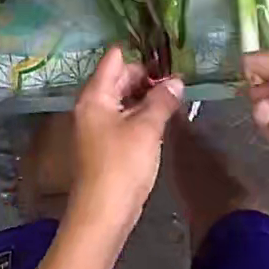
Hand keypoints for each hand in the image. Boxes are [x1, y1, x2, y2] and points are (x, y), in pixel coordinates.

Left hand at [68, 46, 181, 233]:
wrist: (103, 212)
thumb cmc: (123, 165)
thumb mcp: (147, 129)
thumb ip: (162, 100)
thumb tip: (176, 81)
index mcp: (95, 95)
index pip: (114, 59)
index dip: (140, 56)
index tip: (168, 59)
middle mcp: (91, 104)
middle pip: (118, 78)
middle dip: (146, 77)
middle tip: (178, 82)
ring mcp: (95, 124)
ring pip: (122, 99)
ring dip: (145, 97)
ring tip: (175, 98)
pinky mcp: (104, 142)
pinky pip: (122, 117)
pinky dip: (139, 114)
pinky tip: (161, 119)